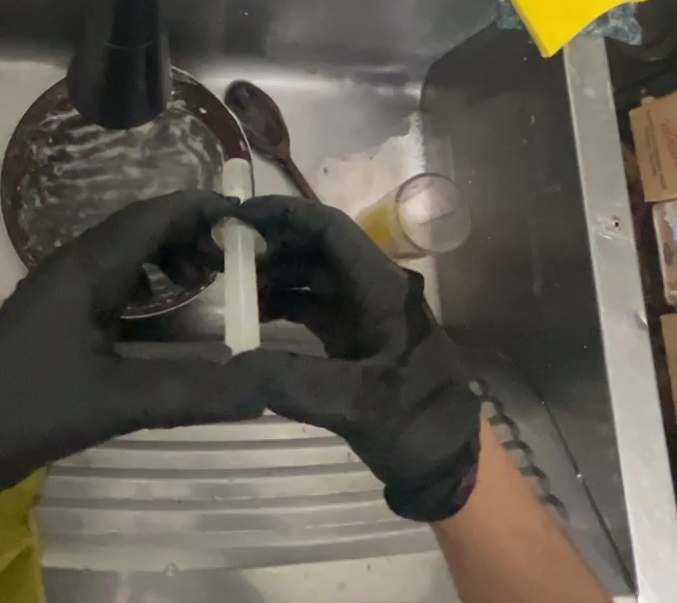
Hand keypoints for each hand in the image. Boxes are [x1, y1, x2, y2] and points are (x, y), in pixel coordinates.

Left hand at [0, 191, 265, 532]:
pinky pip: (111, 275)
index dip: (199, 210)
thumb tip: (261, 389)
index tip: (244, 221)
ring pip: (124, 249)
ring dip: (166, 255)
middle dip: (189, 233)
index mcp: (87, 268)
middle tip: (234, 257)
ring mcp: (61, 284)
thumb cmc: (31, 410)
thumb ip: (192, 391)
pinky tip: (164, 310)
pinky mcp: (57, 308)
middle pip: (140, 225)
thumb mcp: (118, 402)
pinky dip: (145, 279)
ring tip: (206, 280)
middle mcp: (74, 262)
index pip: (152, 215)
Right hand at [234, 195, 480, 521]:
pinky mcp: (356, 336)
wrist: (451, 463)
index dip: (285, 214)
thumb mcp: (359, 403)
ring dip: (275, 272)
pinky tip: (253, 313)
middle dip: (273, 242)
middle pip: (317, 246)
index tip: (241, 217)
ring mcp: (364, 312)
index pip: (329, 228)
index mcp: (381, 286)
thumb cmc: (419, 422)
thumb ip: (296, 381)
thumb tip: (236, 363)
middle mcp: (372, 288)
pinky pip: (313, 304)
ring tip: (231, 282)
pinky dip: (284, 303)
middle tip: (225, 250)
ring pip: (313, 274)